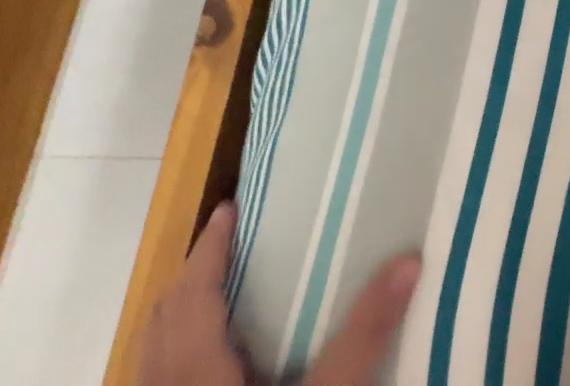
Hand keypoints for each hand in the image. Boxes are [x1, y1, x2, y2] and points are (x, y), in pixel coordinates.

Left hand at [140, 201, 420, 385]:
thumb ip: (366, 331)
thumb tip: (411, 259)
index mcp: (196, 372)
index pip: (192, 295)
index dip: (209, 248)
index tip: (230, 205)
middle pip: (161, 322)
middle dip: (192, 276)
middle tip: (230, 240)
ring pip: (154, 354)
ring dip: (184, 312)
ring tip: (224, 287)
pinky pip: (164, 377)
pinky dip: (184, 348)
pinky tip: (219, 357)